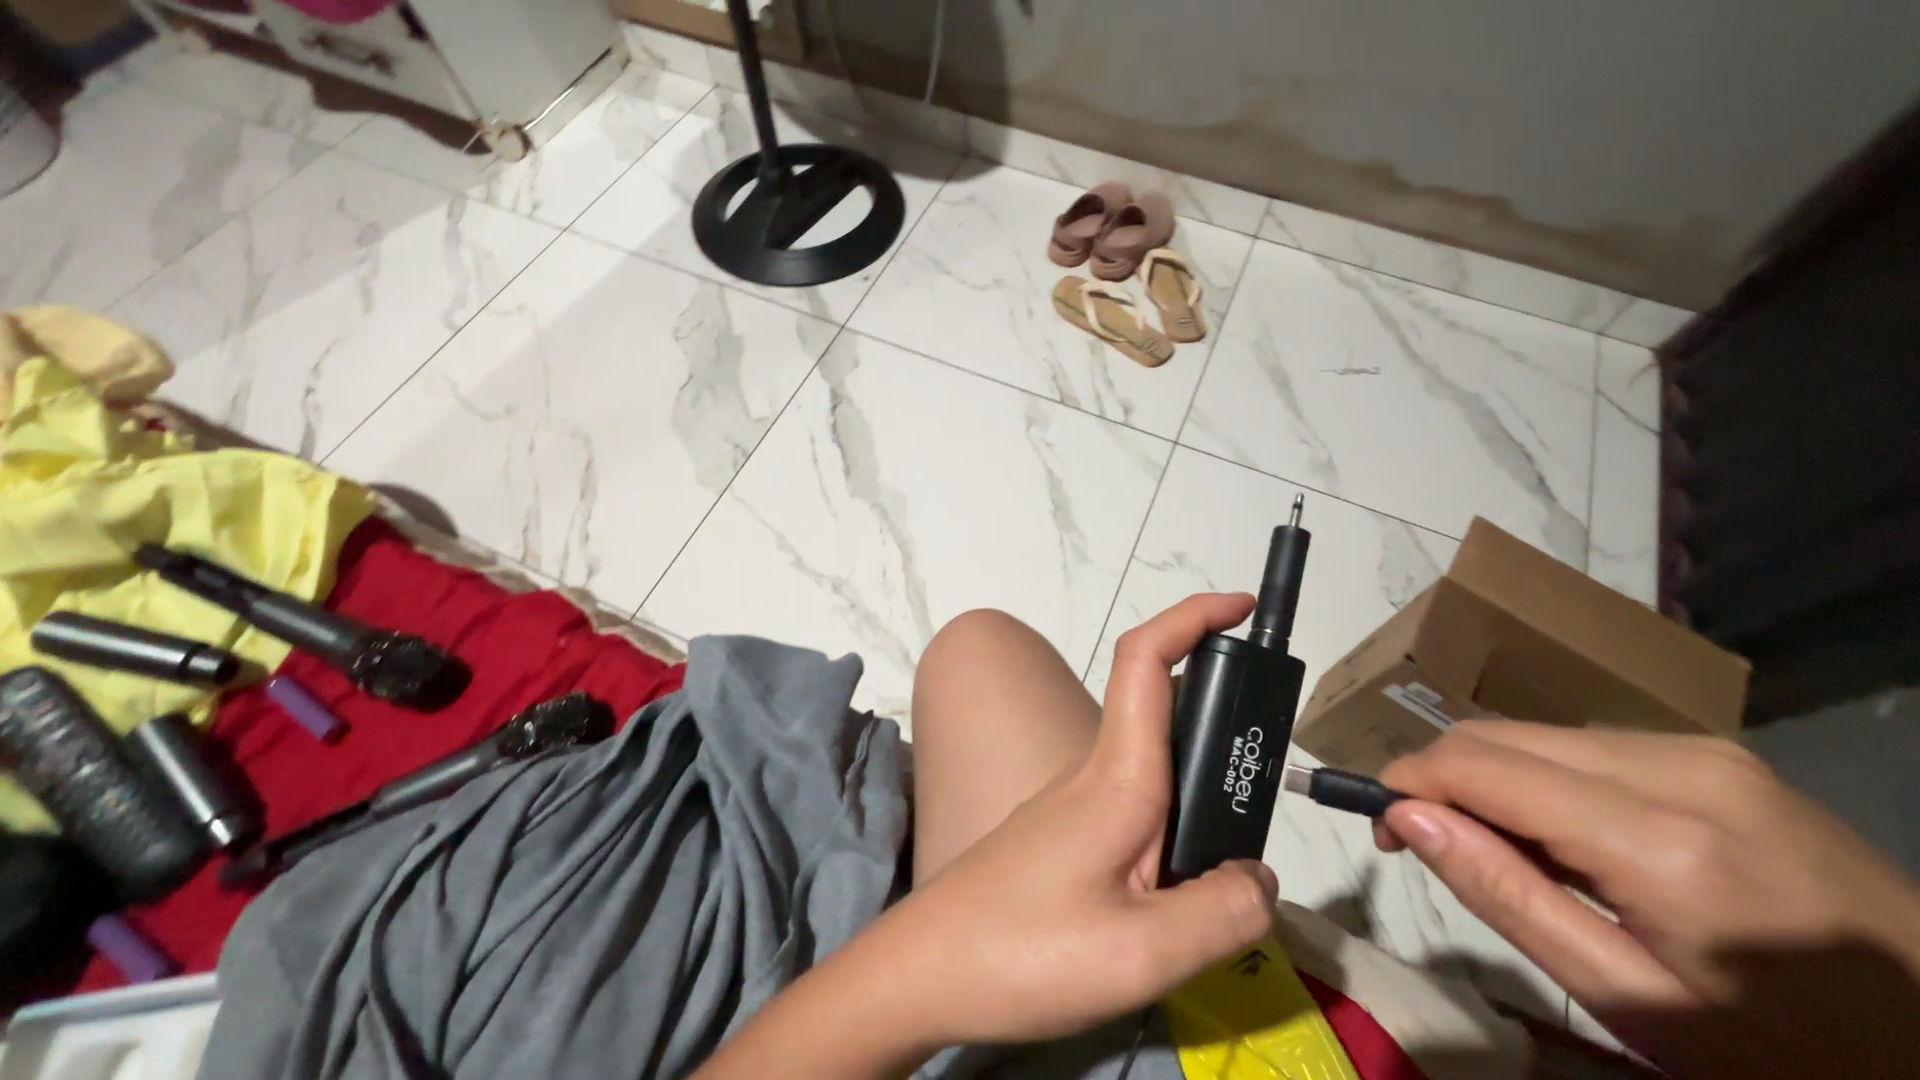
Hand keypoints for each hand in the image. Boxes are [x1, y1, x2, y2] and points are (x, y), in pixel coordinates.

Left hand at [852, 593, 1278, 1045]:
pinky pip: (1136, 814)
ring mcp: (1072, 806)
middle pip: (1165, 716)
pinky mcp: (1063, 839)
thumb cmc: (1022, 952)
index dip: (1194, 617)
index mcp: (1116, 778)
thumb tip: (1258, 875)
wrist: (922, 973)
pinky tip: (1180, 896)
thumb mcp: (1143, 953)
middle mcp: (1094, 776)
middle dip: (1226, 724)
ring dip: (1202, 790)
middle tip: (1266, 787)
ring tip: (1232, 863)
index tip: (1243, 607)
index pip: (1147, 661)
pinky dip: (1174, 831)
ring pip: (1155, 772)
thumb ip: (1222, 912)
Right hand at [1373, 721, 1919, 1077]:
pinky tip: (1577, 838)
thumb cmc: (1777, 1046)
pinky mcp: (1724, 755)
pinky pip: (1593, 747)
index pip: (1479, 763)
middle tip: (1436, 846)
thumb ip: (1505, 895)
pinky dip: (1549, 779)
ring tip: (1515, 854)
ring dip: (1496, 779)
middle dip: (1444, 778)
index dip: (1407, 781)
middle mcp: (1678, 765)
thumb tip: (1407, 815)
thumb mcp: (1626, 996)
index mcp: (1657, 836)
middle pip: (1501, 735)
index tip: (1384, 831)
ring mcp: (1708, 751)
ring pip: (1541, 735)